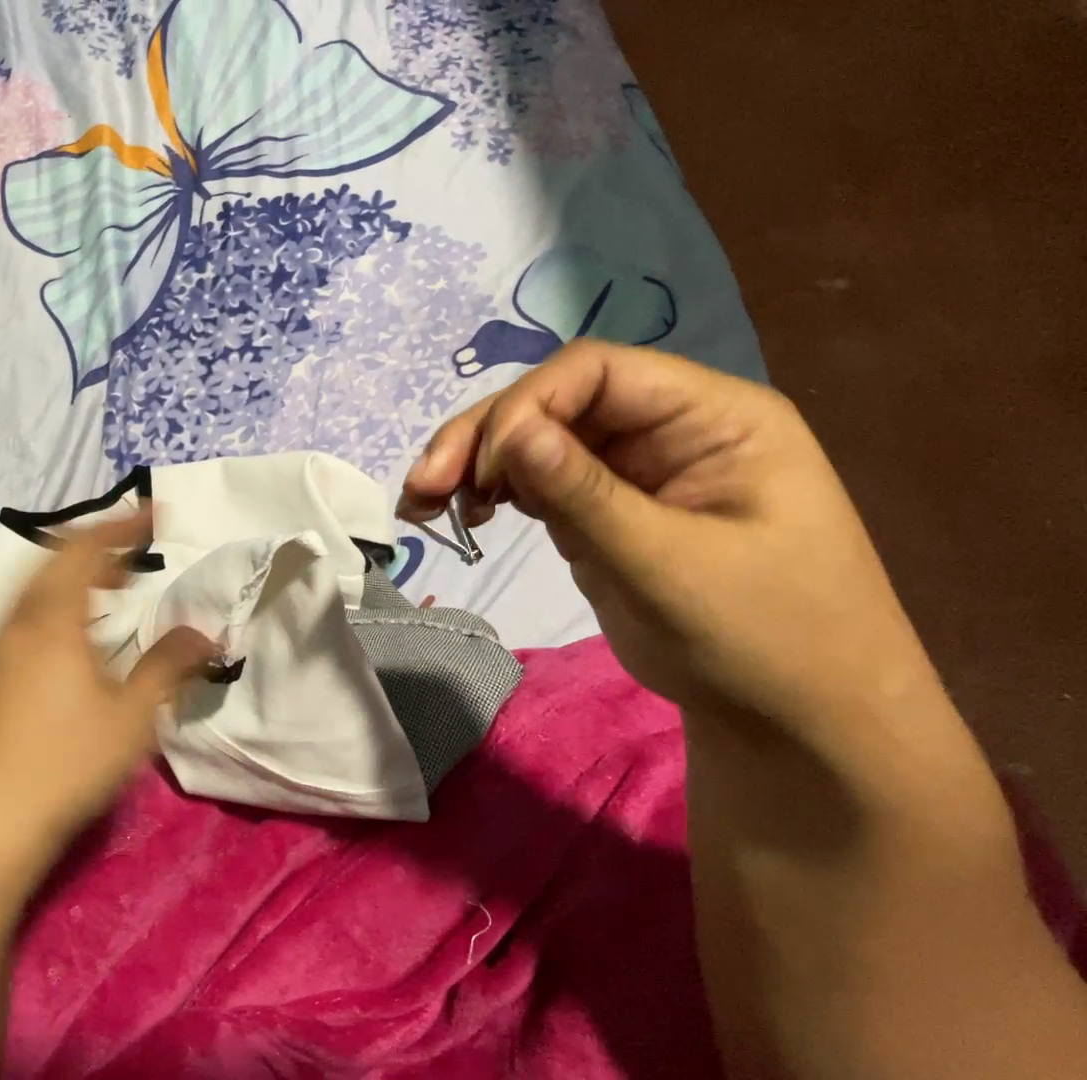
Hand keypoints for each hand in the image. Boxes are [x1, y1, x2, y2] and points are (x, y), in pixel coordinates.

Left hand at [0, 509, 214, 874]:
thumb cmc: (63, 762)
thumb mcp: (130, 716)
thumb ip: (168, 666)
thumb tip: (205, 632)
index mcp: (51, 618)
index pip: (84, 548)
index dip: (120, 526)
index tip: (154, 515)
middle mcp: (14, 623)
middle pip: (51, 564)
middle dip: (95, 551)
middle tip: (133, 556)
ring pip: (31, 593)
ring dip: (71, 582)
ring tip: (107, 595)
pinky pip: (21, 621)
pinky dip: (52, 610)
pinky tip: (69, 646)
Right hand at [400, 341, 934, 723]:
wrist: (792, 720)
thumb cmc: (761, 637)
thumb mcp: (670, 563)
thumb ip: (585, 494)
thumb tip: (505, 433)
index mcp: (712, 416)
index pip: (596, 372)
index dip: (527, 406)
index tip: (485, 471)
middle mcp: (667, 429)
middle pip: (553, 402)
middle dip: (483, 437)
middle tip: (423, 487)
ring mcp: (631, 471)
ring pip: (534, 441)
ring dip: (474, 464)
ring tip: (423, 504)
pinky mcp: (602, 512)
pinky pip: (536, 484)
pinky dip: (491, 493)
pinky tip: (461, 514)